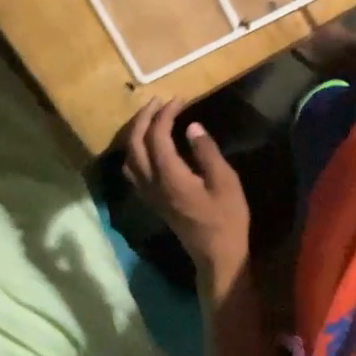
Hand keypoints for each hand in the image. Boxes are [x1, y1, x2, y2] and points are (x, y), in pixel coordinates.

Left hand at [123, 99, 248, 279]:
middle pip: (135, 143)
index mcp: (170, 175)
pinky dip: (135, 152)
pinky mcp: (153, 201)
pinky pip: (133, 171)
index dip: (165, 114)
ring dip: (136, 134)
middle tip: (159, 102)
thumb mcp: (225, 182)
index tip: (179, 100)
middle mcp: (152, 183)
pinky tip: (147, 148)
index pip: (157, 136)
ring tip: (150, 119)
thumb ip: (206, 152)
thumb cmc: (227, 218)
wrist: (217, 254)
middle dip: (143, 118)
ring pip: (129, 158)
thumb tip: (191, 127)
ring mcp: (149, 194)